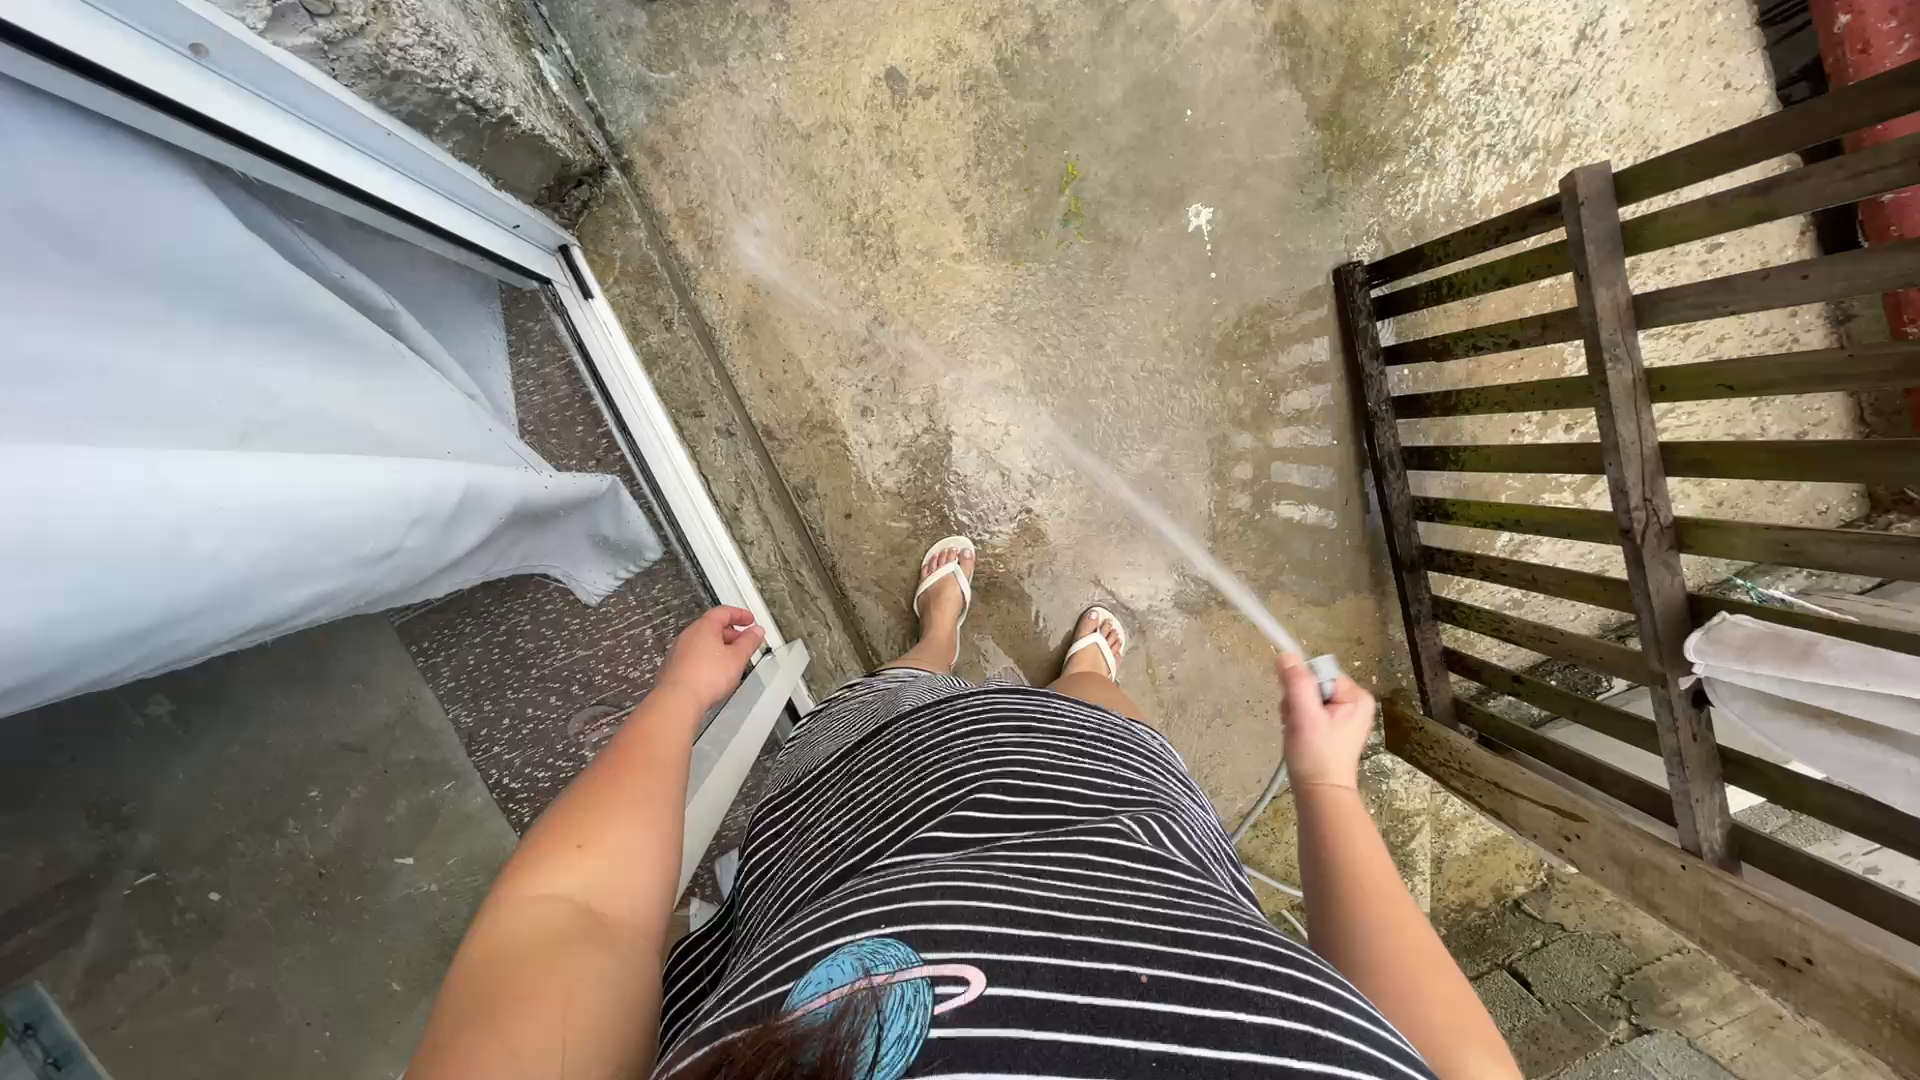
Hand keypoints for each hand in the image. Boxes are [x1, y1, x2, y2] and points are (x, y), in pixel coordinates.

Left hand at [653, 606, 765, 712]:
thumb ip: (749, 642)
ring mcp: (678, 652)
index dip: (740, 614)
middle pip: (712, 627)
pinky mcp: (673, 668)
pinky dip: (707, 659)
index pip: (723, 612)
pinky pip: (693, 657)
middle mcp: (688, 636)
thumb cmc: (706, 677)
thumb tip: (756, 631)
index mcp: (704, 627)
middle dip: (731, 632)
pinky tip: (715, 673)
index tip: (750, 620)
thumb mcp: (737, 658)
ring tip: (732, 659)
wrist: (677, 701)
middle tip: (745, 640)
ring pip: (702, 643)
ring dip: (719, 647)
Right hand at [1276, 652, 1374, 790]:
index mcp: (1356, 696)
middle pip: (1311, 683)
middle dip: (1296, 700)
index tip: (1297, 708)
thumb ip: (1296, 683)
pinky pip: (1307, 708)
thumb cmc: (1316, 755)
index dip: (1300, 686)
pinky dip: (1298, 718)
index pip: (1318, 672)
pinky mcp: (1332, 724)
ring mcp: (1343, 713)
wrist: (1319, 792)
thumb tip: (1285, 654)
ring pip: (1306, 695)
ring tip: (1298, 730)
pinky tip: (1299, 734)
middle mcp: (1353, 701)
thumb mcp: (1304, 716)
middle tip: (1297, 722)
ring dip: (1294, 710)